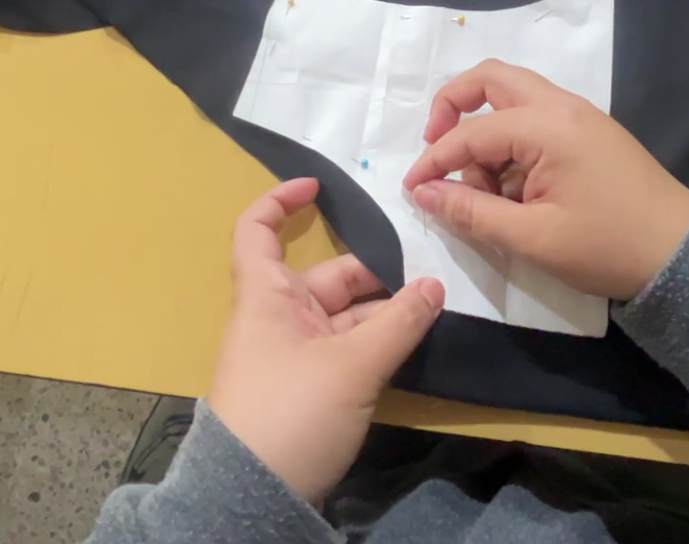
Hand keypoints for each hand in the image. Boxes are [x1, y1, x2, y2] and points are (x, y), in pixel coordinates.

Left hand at [207, 177, 444, 505]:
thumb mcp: (351, 367)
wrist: (253, 501)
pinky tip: (412, 342)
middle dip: (375, 275)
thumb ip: (397, 324)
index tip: (317, 186)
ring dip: (384, 313)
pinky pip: (346, 347)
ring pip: (344, 315)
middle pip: (328, 276)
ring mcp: (294, 352)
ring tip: (432, 309)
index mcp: (267, 296)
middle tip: (428, 277)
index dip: (281, 200)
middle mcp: (278, 316)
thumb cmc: (291, 413)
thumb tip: (435, 286)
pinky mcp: (309, 385)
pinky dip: (376, 342)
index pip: (257, 230)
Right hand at [401, 60, 688, 300]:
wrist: (686, 255)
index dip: (434, 160)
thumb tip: (422, 192)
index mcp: (547, 126)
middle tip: (438, 147)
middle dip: (453, 106)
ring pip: (512, 96)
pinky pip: (533, 119)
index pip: (471, 132)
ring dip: (485, 129)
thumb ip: (471, 211)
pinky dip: (511, 143)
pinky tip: (514, 190)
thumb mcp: (532, 238)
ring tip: (485, 189)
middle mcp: (560, 105)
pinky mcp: (587, 132)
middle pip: (490, 78)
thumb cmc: (608, 247)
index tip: (412, 189)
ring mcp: (577, 115)